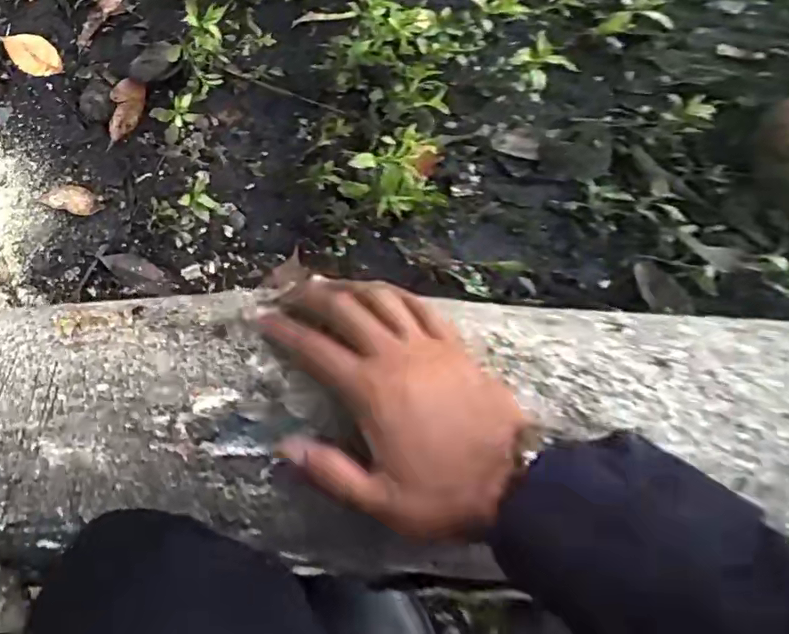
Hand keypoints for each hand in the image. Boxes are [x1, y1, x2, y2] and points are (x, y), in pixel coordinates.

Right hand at [257, 279, 530, 540]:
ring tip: (330, 286)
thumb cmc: (447, 493)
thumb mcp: (385, 501)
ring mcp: (426, 346)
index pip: (312, 346)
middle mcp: (391, 355)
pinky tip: (380, 293)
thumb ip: (331, 473)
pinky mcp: (454, 346)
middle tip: (289, 294)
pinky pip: (418, 306)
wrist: (526, 489)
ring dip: (348, 287)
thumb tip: (284, 447)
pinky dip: (393, 294)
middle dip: (309, 295)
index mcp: (368, 388)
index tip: (262, 319)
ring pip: (379, 298)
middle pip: (342, 308)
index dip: (282, 329)